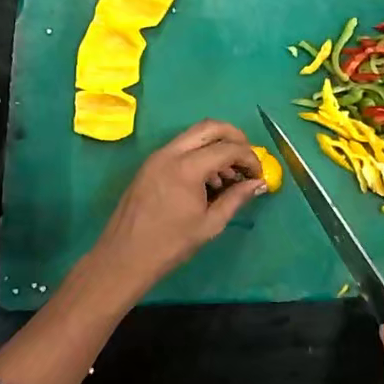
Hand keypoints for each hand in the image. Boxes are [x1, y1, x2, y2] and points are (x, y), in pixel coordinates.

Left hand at [86, 119, 266, 294]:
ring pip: (194, 134)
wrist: (124, 256)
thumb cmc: (170, 244)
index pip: (228, 148)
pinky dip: (200, 154)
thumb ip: (236, 198)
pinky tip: (208, 181)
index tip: (259, 176)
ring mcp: (157, 156)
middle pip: (211, 127)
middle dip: (235, 138)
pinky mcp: (150, 164)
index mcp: (187, 168)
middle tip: (248, 160)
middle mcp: (171, 153)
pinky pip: (181, 147)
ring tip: (229, 176)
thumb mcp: (210, 224)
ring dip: (217, 146)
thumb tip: (258, 184)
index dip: (250, 158)